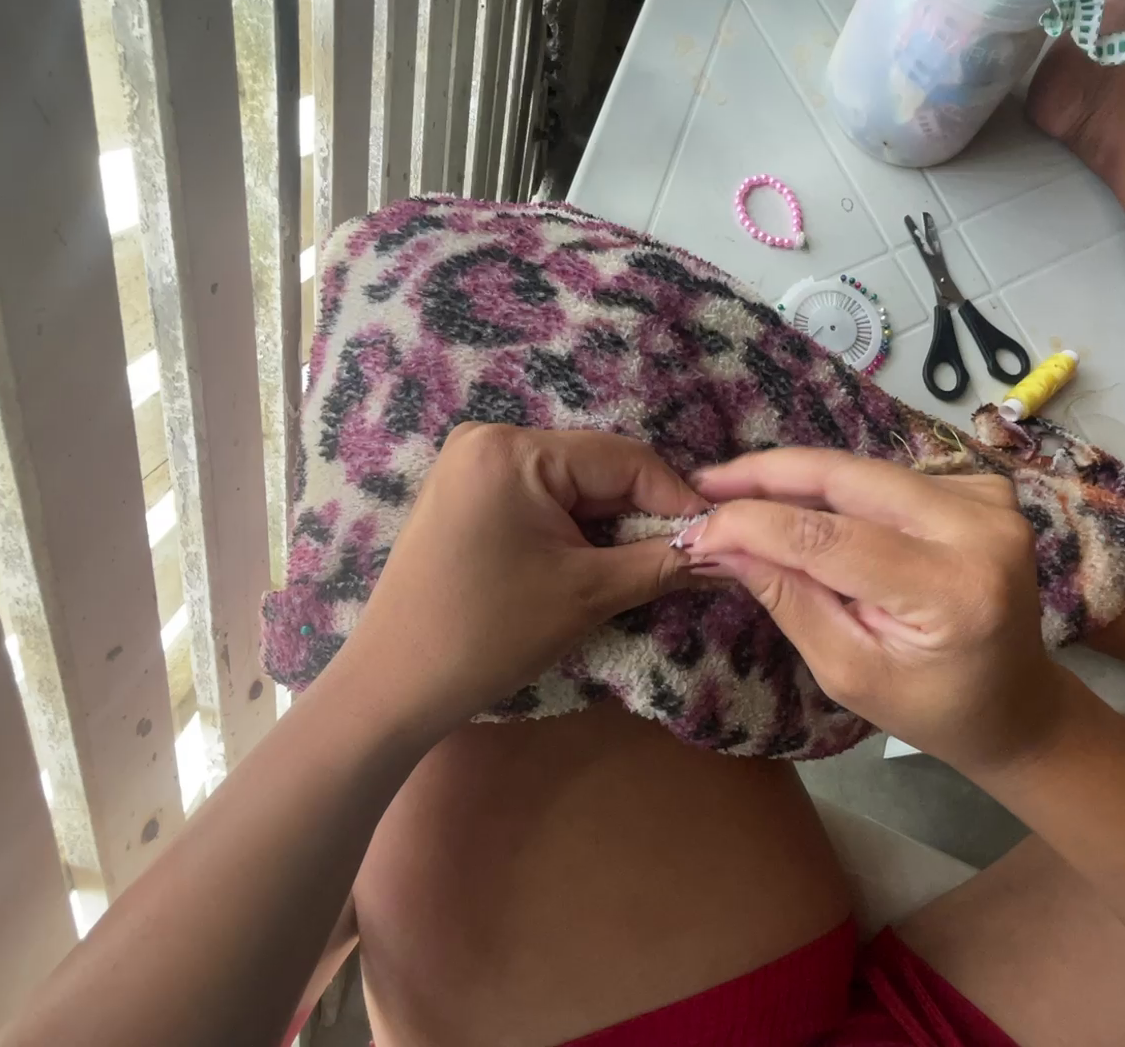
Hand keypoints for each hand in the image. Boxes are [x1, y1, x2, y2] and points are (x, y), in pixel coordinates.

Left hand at [339, 424, 704, 729]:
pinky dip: (574, 526)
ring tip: (638, 564)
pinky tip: (588, 561)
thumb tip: (730, 549)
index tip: (714, 540)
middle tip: (679, 558)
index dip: (677, 499)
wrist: (394, 686)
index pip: (624, 459)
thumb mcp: (588, 594)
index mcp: (515, 449)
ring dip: (610, 523)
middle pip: (597, 468)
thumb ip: (665, 563)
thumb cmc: (490, 635)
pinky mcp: (466, 493)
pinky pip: (541, 496)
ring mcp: (472, 465)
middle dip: (641, 514)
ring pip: (572, 485)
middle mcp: (490, 438)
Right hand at [684, 449, 1075, 772]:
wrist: (1018, 704)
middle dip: (767, 475)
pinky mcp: (985, 488)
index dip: (753, 524)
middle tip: (707, 484)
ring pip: (863, 470)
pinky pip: (888, 477)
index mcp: (952, 590)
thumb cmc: (932, 709)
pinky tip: (804, 507)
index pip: (829, 538)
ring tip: (738, 495)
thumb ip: (788, 599)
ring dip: (797, 480)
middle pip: (848, 477)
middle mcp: (980, 527)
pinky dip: (838, 489)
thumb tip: (721, 543)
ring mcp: (990, 499)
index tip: (696, 527)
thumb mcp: (848, 672)